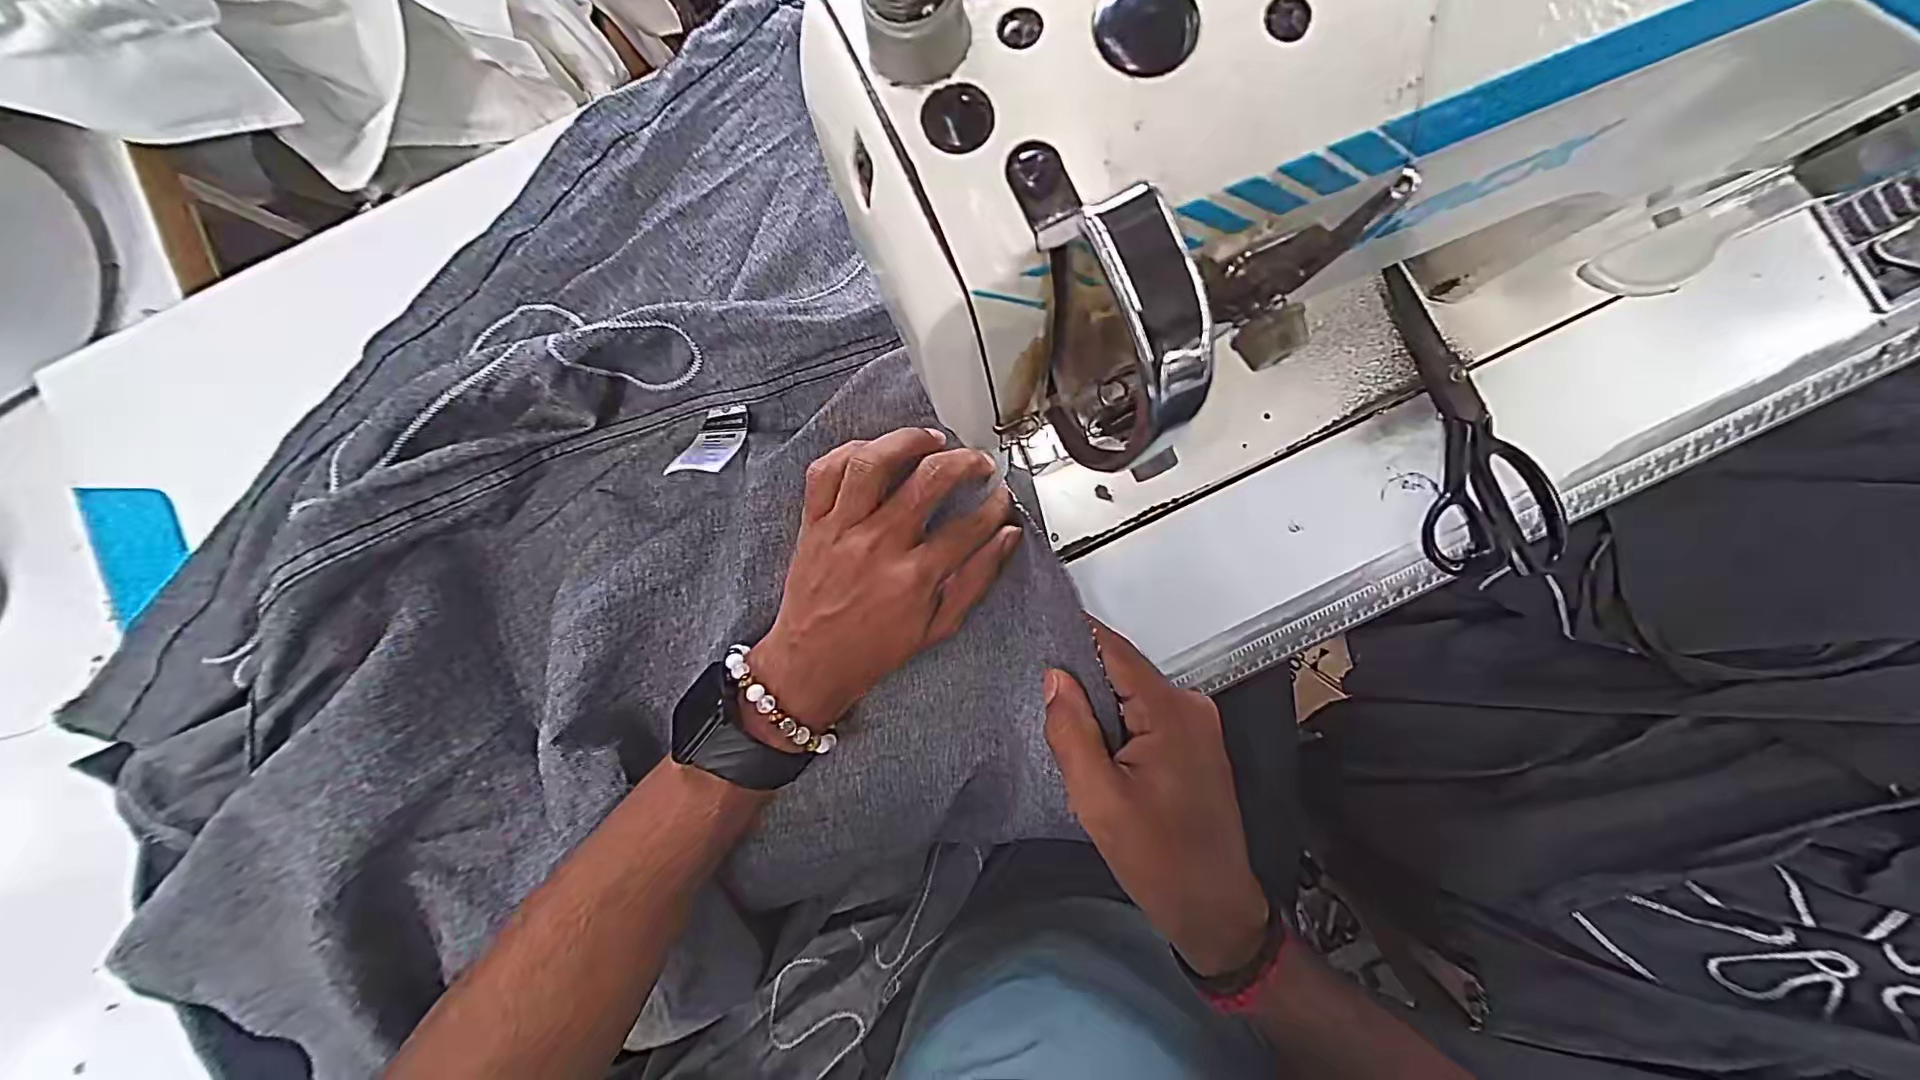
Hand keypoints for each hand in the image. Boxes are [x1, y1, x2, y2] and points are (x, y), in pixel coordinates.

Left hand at [751, 427, 1021, 730]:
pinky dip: (850, 451)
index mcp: (913, 577)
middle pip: (928, 481)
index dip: (995, 505)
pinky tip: (874, 450)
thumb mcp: (938, 626)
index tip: (1001, 497)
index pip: (969, 525)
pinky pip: (825, 472)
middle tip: (976, 462)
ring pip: (873, 464)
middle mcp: (878, 546)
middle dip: (964, 462)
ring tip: (930, 439)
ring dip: (908, 441)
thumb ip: (977, 580)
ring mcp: (842, 530)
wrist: (812, 663)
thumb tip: (1006, 540)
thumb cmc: (872, 649)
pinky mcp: (814, 524)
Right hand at [1044, 623, 1268, 975]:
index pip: (1116, 651)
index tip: (1043, 621)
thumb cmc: (1161, 859)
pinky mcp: (1196, 741)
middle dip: (1084, 679)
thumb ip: (1072, 731)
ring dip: (1101, 704)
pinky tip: (1102, 750)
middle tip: (1047, 697)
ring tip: (1073, 732)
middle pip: (1124, 670)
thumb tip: (1055, 678)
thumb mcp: (1098, 799)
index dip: (1078, 634)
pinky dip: (1119, 720)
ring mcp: (1198, 723)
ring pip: (1133, 693)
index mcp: (1171, 712)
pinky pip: (1147, 712)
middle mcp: (1192, 707)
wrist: (1215, 909)